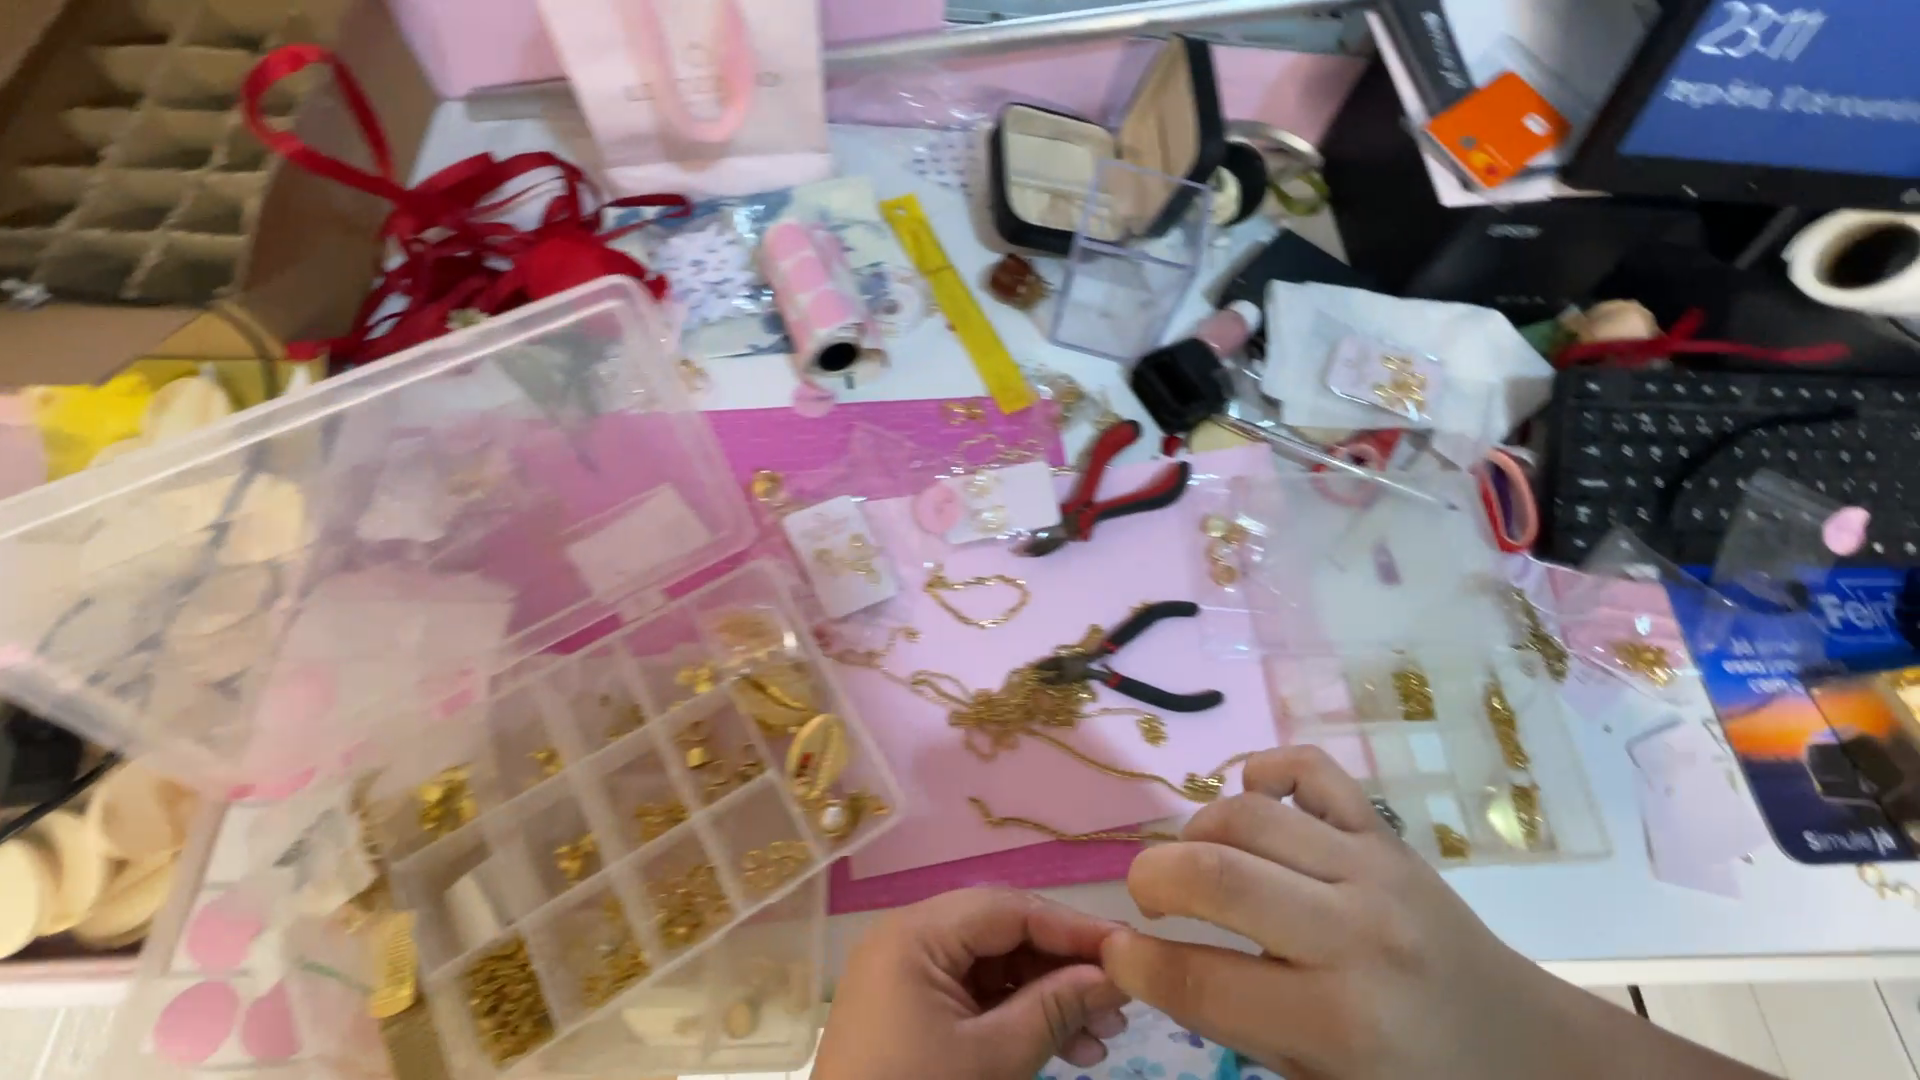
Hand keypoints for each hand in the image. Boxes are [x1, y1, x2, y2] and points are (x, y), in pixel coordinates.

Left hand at [816, 888, 1130, 1079]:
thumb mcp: (993, 1060)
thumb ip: (1055, 1007)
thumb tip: (1115, 975)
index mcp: (914, 933)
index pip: (1008, 908)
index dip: (1072, 927)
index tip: (1128, 948)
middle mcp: (907, 938)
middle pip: (1001, 933)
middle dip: (1062, 967)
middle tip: (1119, 1000)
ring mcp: (906, 975)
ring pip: (993, 966)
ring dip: (1047, 997)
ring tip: (1104, 1036)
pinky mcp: (910, 1009)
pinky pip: (974, 995)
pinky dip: (1016, 1016)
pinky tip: (1067, 1048)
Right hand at [1098, 747, 1625, 1079]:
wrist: (1524, 1047)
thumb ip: (1233, 1025)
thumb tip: (1150, 963)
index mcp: (1338, 1021)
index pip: (1200, 982)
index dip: (1135, 964)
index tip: (1115, 952)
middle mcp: (1353, 933)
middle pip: (1216, 874)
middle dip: (1153, 879)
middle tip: (1147, 897)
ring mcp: (1374, 868)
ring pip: (1250, 814)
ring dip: (1196, 830)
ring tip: (1194, 857)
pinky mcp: (1386, 832)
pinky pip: (1311, 769)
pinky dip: (1264, 770)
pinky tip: (1252, 801)